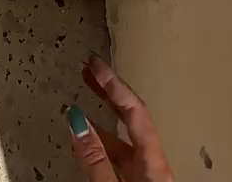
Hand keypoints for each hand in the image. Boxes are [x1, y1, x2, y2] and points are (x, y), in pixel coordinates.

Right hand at [66, 55, 173, 181]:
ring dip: (103, 112)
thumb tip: (76, 120)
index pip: (134, 108)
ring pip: (125, 136)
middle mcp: (155, 163)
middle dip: (109, 89)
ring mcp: (149, 174)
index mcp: (155, 160)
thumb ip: (96, 157)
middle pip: (132, 116)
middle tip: (90, 67)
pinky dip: (103, 138)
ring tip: (84, 93)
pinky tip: (88, 135)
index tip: (94, 61)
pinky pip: (121, 154)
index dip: (113, 82)